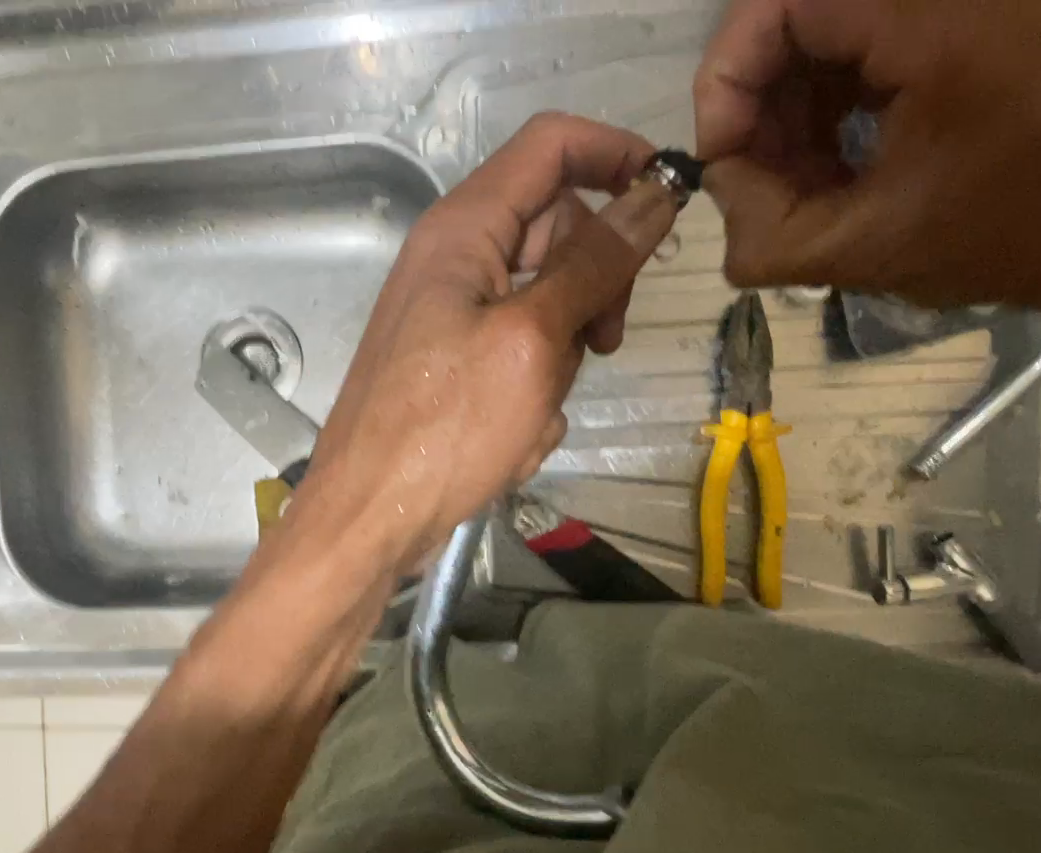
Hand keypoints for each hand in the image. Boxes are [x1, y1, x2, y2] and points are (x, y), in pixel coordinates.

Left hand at [285, 112, 678, 568]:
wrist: (371, 519)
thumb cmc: (445, 429)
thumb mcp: (533, 341)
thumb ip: (595, 264)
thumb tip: (655, 194)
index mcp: (462, 229)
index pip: (551, 145)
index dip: (616, 155)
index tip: (669, 201)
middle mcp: (454, 259)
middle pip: (556, 227)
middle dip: (594, 281)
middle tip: (605, 340)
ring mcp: (453, 315)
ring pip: (547, 301)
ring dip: (562, 355)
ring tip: (537, 408)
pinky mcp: (455, 365)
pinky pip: (522, 354)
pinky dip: (534, 390)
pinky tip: (515, 435)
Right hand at [693, 0, 1040, 319]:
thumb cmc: (1009, 240)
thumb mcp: (860, 254)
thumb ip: (759, 231)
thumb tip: (721, 183)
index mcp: (933, 17)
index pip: (780, 2)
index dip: (727, 81)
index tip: (724, 159)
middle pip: (808, 9)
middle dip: (762, 98)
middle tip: (758, 179)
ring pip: (845, 22)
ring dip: (801, 100)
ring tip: (805, 179)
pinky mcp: (1006, 1)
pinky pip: (891, 28)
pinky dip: (849, 90)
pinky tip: (848, 153)